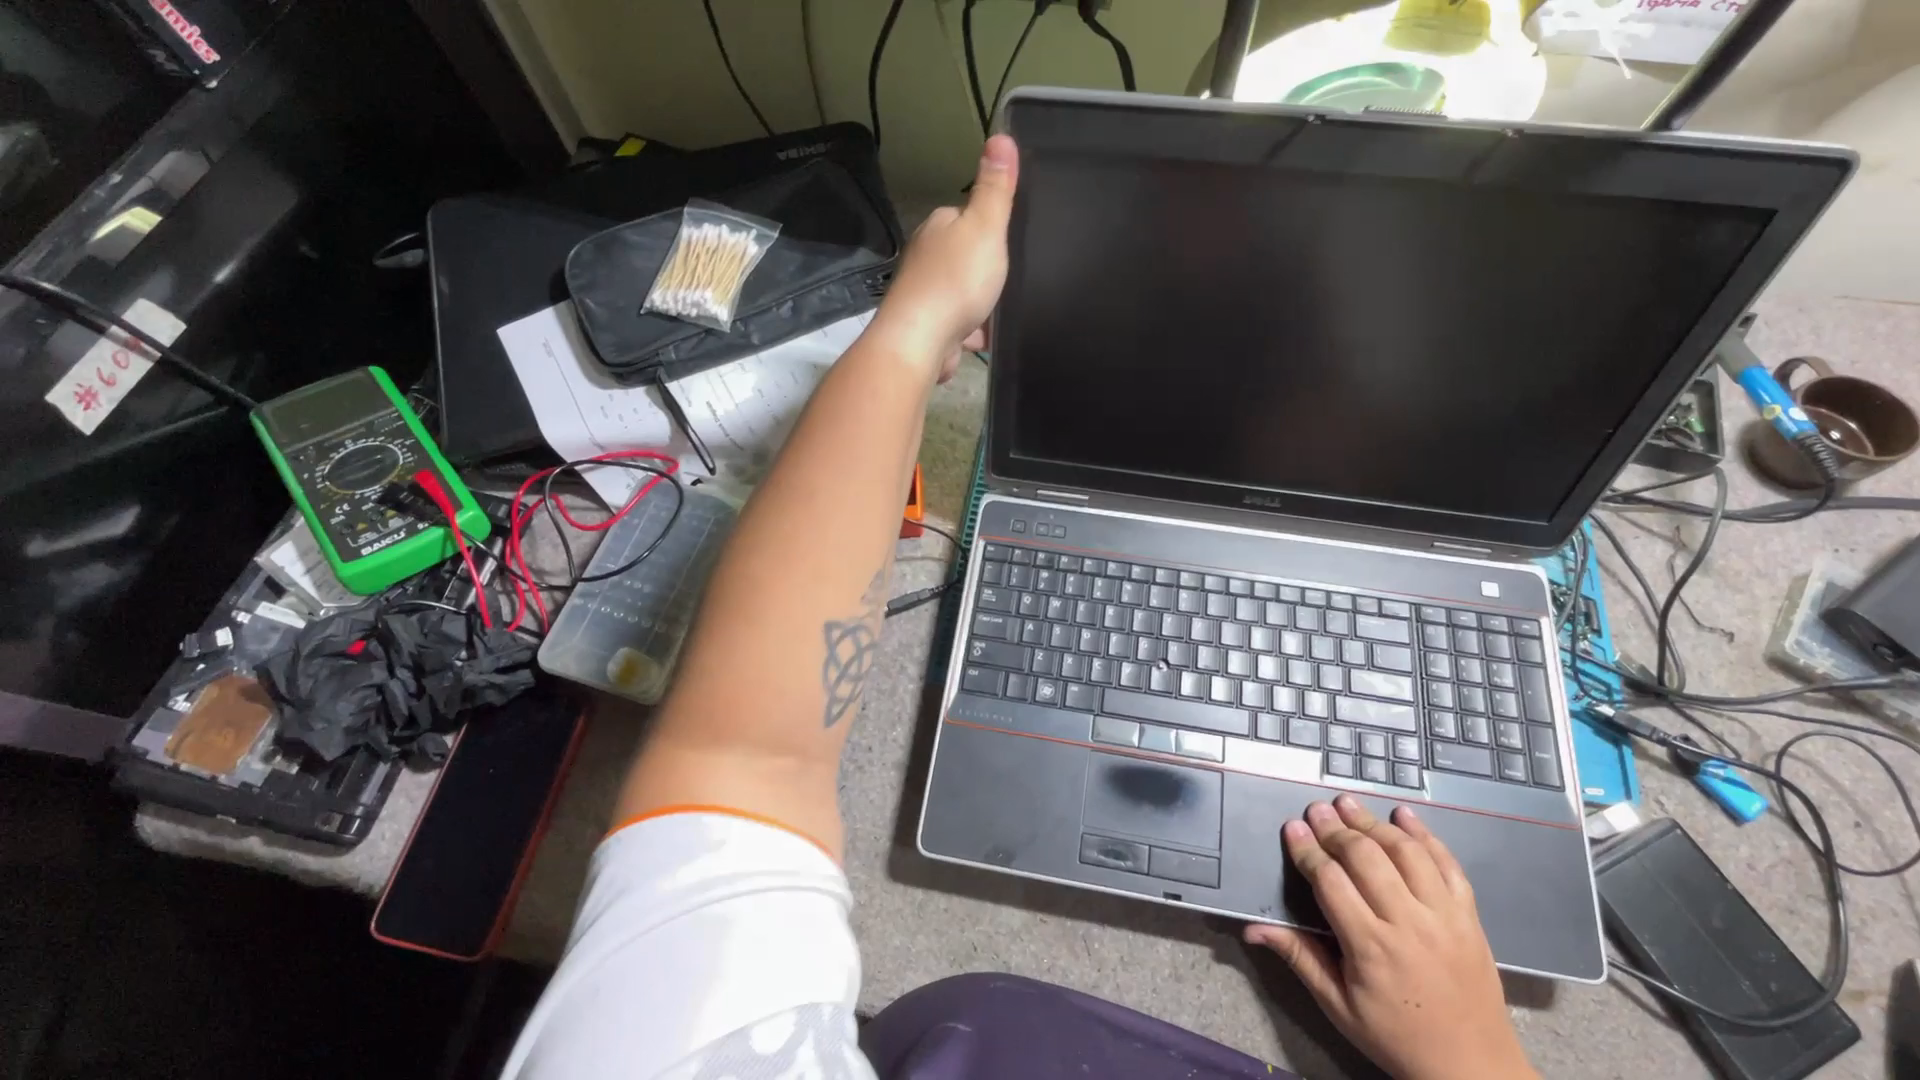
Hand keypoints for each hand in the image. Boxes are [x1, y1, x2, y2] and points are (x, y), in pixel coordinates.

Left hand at [871, 135, 1017, 382]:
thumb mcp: (985, 227)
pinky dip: (971, 331)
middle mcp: (924, 256)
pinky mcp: (926, 326)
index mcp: (938, 226)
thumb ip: (995, 189)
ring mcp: (923, 293)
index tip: (1008, 242)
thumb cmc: (955, 281)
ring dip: (979, 303)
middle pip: (964, 256)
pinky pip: (958, 324)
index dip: (990, 227)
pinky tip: (982, 337)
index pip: (967, 216)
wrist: (919, 341)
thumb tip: (1000, 136)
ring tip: (996, 311)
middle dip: (985, 269)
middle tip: (1006, 281)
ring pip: (962, 293)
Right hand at [1245, 796, 1536, 1079]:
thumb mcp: (1338, 1006)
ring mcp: (1445, 917)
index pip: (1331, 882)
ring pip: (1407, 853)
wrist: (1474, 1066)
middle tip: (1316, 809)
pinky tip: (1405, 816)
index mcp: (1371, 947)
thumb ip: (1299, 957)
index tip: (1293, 828)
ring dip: (1375, 823)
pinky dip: (1426, 836)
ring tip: (1350, 805)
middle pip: (1367, 857)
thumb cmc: (1396, 1037)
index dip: (1308, 850)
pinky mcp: (1469, 917)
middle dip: (1337, 828)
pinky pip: (1449, 865)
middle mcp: (1409, 924)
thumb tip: (1253, 929)